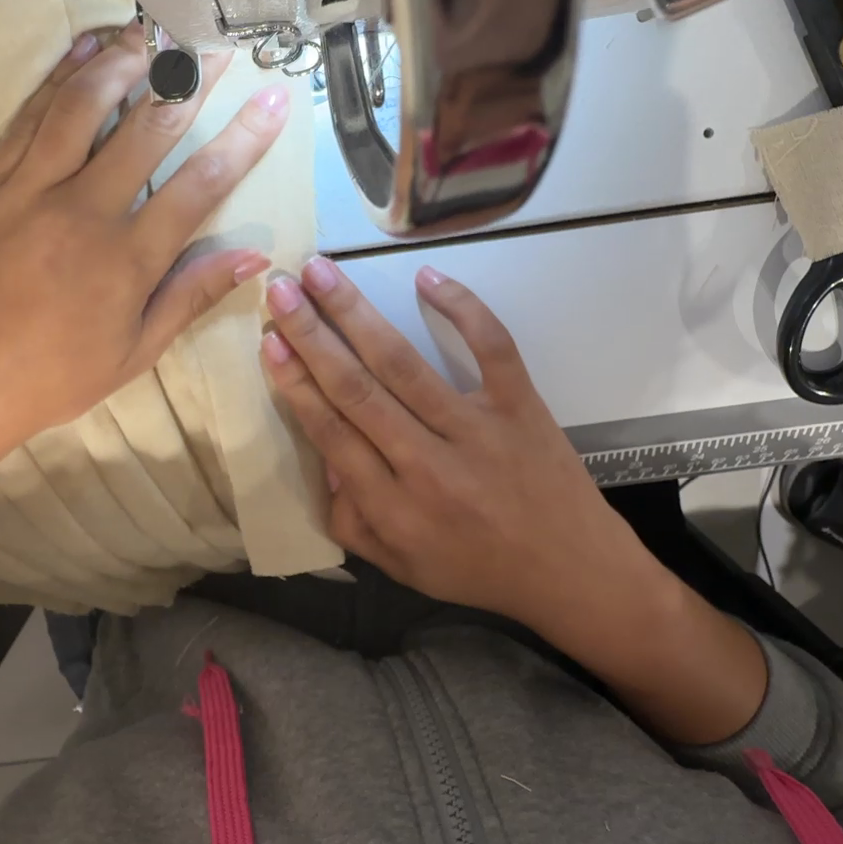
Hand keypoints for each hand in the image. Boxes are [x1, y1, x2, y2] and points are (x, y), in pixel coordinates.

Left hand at [0, 25, 287, 458]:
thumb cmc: (52, 378)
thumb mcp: (135, 353)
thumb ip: (192, 296)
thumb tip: (255, 256)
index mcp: (126, 260)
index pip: (200, 184)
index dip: (243, 138)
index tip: (273, 98)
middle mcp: (82, 212)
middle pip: (146, 129)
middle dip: (189, 79)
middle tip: (218, 42)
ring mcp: (30, 189)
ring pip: (82, 106)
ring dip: (124, 60)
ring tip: (154, 28)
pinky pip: (29, 116)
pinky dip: (59, 76)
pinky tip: (84, 48)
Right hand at [260, 258, 664, 629]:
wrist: (573, 570)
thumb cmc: (477, 568)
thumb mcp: (402, 566)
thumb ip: (351, 521)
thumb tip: (321, 463)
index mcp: (396, 508)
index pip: (332, 434)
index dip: (296, 384)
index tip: (269, 340)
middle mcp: (429, 465)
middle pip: (358, 390)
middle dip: (312, 335)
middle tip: (281, 288)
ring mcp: (478, 430)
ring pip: (405, 364)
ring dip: (358, 314)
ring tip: (322, 273)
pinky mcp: (520, 405)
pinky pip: (491, 348)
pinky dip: (463, 309)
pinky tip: (426, 276)